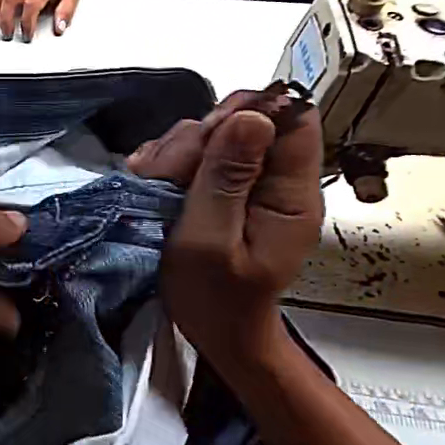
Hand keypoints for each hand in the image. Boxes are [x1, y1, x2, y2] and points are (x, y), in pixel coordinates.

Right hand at [153, 94, 324, 377]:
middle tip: (169, 177)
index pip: (292, 120)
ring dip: (175, 153)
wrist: (213, 330)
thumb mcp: (211, 242)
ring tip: (155, 187)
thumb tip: (251, 117)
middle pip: (242, 120)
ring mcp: (245, 182)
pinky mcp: (220, 187)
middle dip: (197, 139)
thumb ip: (226, 180)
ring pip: (210, 134)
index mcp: (290, 194)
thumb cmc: (213, 299)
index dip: (247, 114)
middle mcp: (274, 180)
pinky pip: (192, 154)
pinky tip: (152, 186)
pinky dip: (166, 164)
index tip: (204, 139)